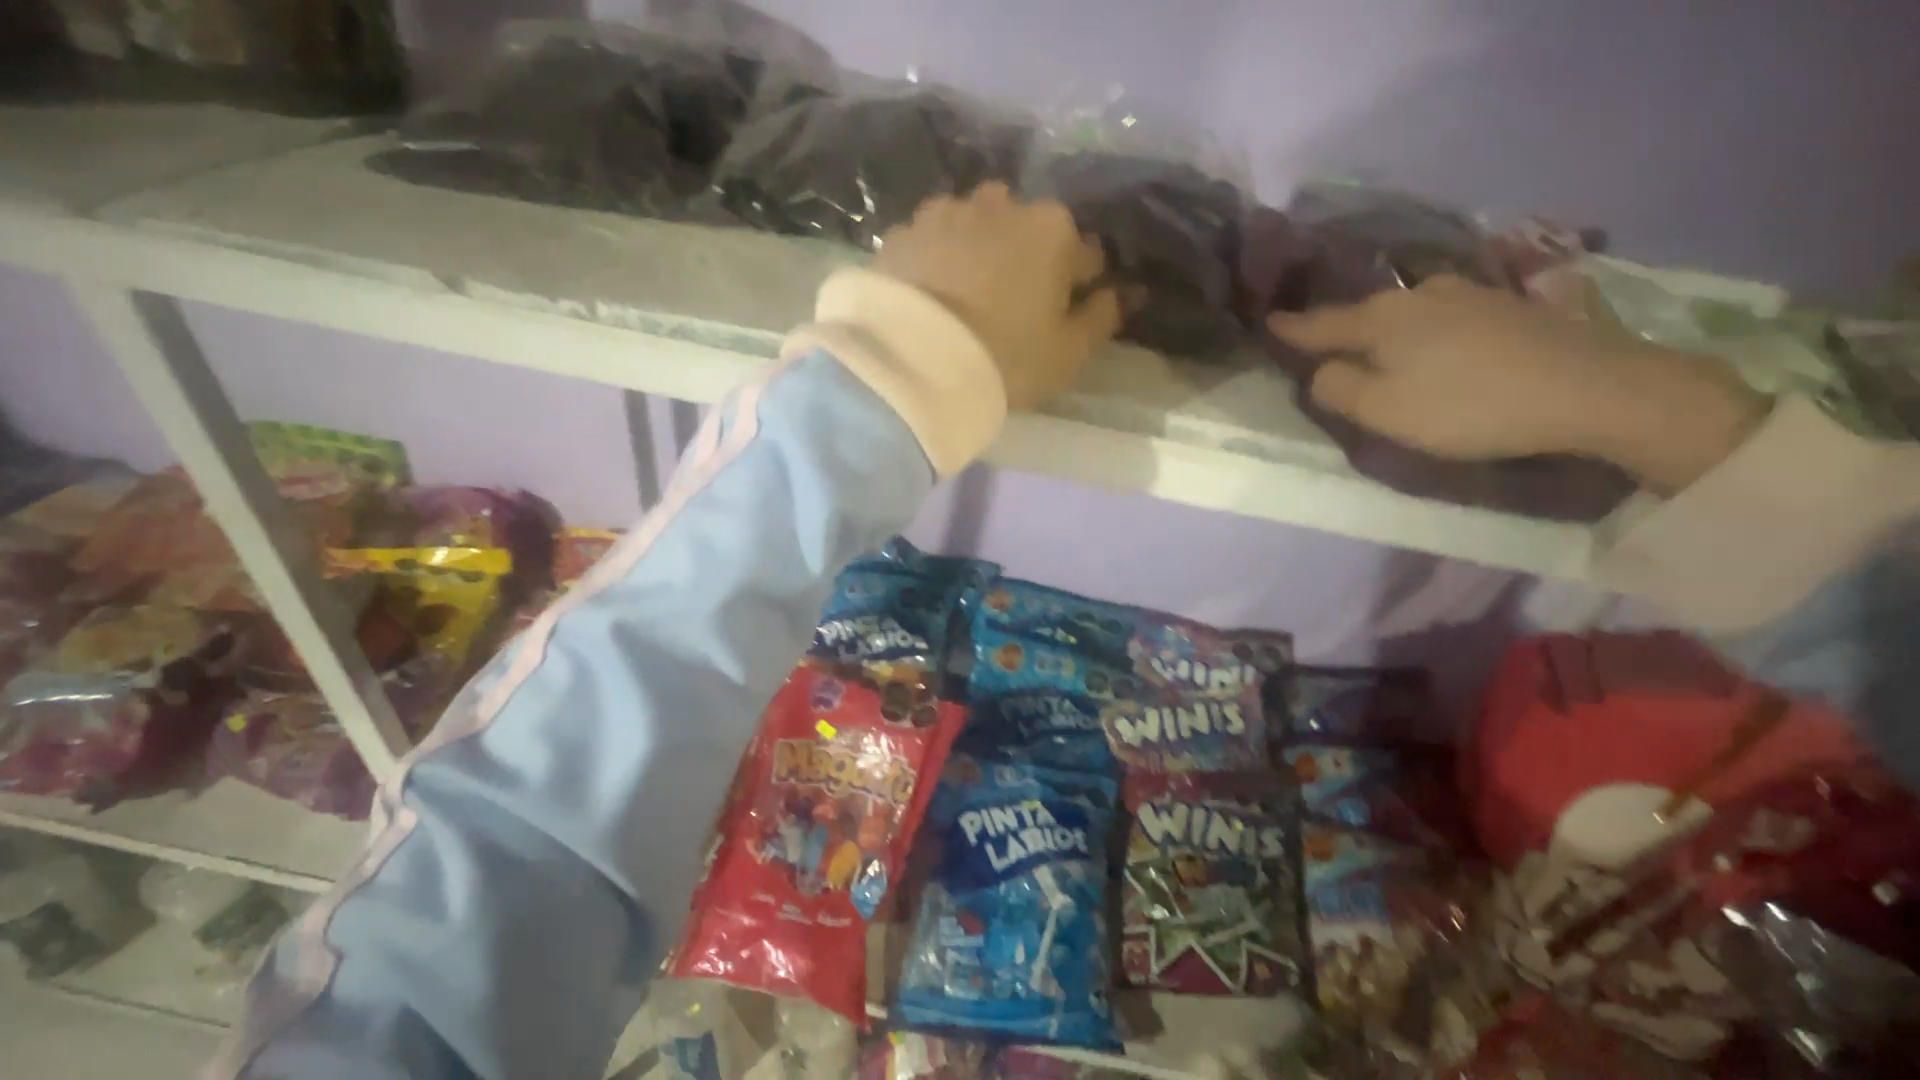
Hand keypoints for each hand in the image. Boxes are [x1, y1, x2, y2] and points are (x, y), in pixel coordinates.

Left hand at [875, 183, 1121, 410]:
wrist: (912, 360)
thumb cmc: (1006, 358)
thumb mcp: (1069, 352)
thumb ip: (1102, 317)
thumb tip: (1120, 293)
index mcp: (1053, 229)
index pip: (1084, 253)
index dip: (1078, 284)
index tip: (1064, 311)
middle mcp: (1002, 205)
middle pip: (1025, 228)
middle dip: (1025, 255)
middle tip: (1013, 301)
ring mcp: (947, 212)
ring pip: (975, 224)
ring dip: (978, 246)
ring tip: (966, 290)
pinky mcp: (902, 232)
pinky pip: (931, 239)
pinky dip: (936, 256)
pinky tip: (929, 291)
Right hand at [1268, 275, 1769, 492]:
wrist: (1588, 386)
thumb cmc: (1469, 406)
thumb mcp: (1386, 411)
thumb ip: (1338, 389)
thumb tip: (1319, 371)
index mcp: (1381, 319)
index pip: (1320, 324)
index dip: (1290, 330)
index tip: (1266, 323)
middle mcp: (1419, 295)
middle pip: (1365, 313)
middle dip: (1340, 327)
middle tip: (1322, 342)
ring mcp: (1468, 293)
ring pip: (1408, 312)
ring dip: (1388, 328)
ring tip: (1381, 345)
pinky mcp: (1507, 305)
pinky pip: (1445, 316)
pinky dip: (1428, 330)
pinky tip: (1438, 344)